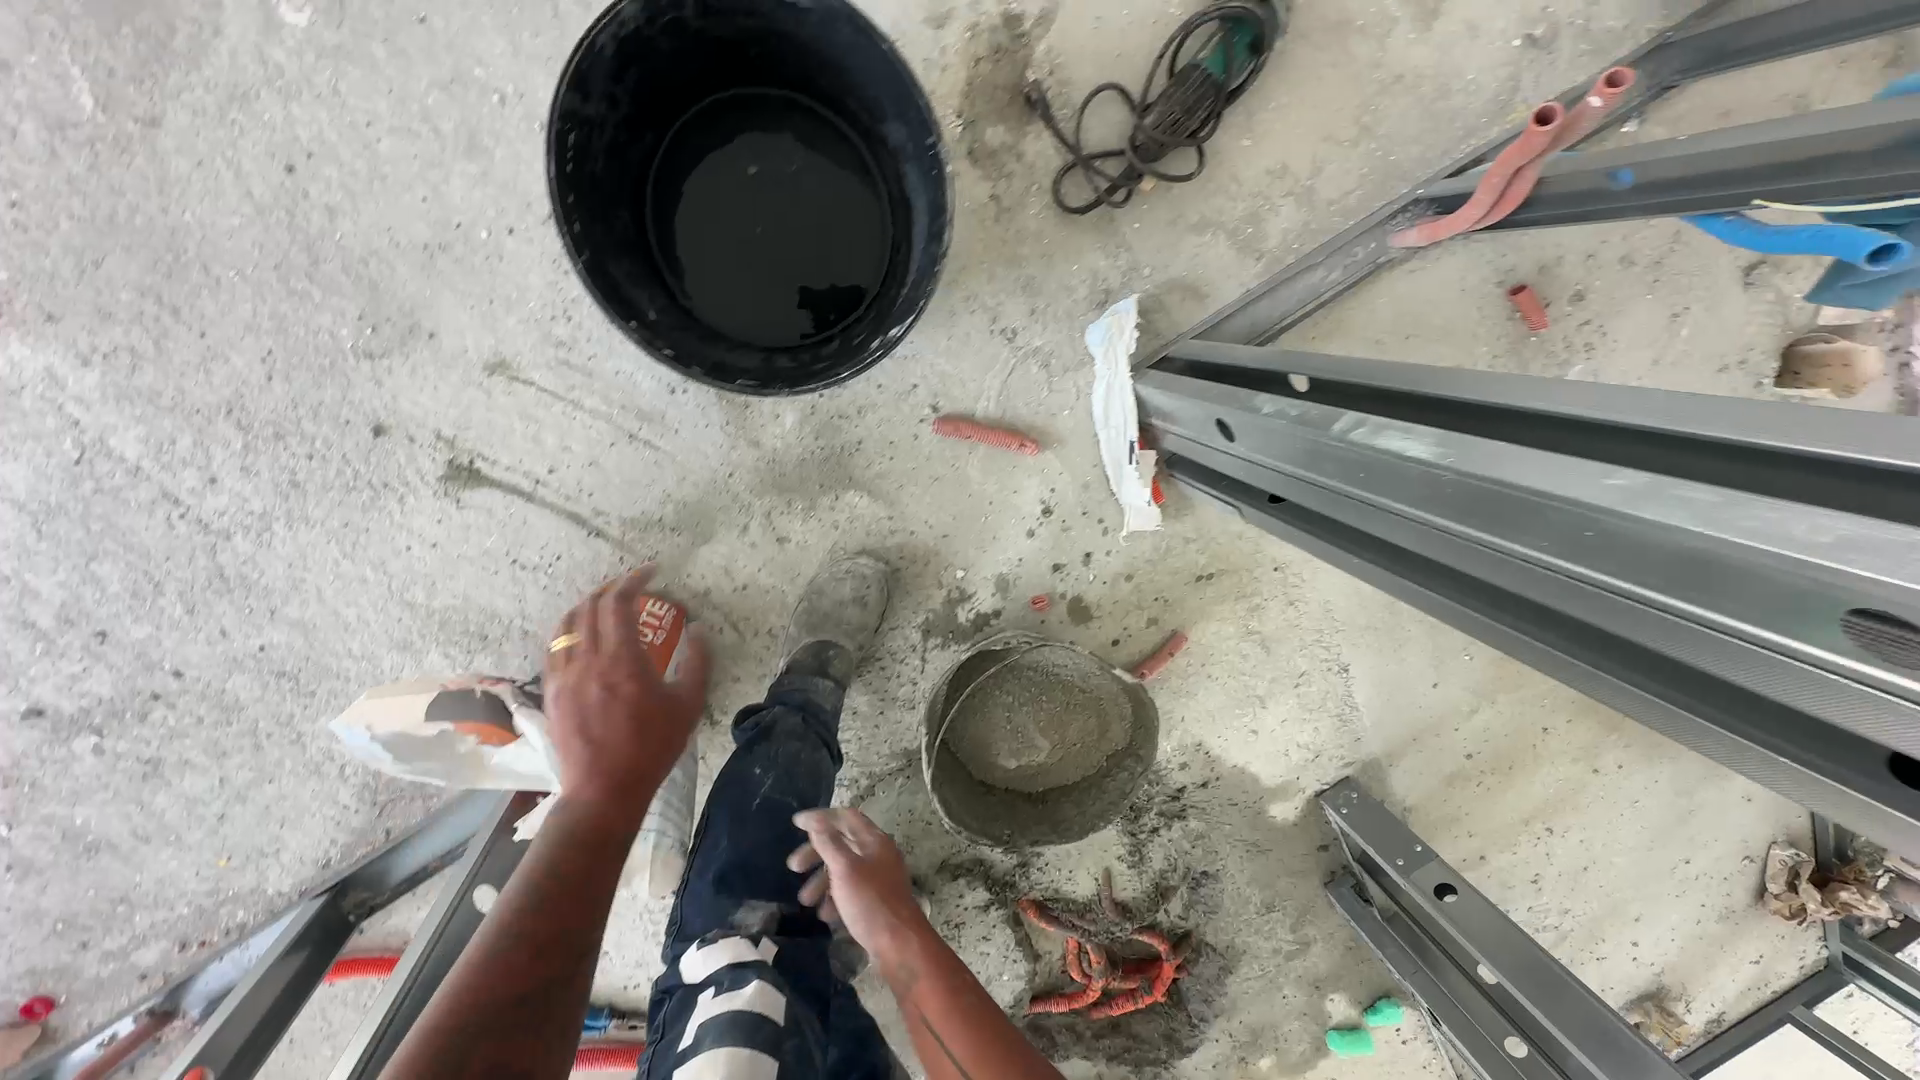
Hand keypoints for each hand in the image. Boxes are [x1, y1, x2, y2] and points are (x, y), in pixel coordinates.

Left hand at [543, 567, 709, 822]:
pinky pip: (555, 648)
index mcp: (623, 659)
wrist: (605, 790)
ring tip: (605, 604)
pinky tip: (583, 637)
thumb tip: (700, 631)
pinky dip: (570, 630)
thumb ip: (698, 662)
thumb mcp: (689, 705)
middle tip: (633, 585)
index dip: (634, 580)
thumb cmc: (652, 747)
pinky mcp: (551, 692)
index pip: (619, 602)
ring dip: (588, 605)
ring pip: (567, 624)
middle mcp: (588, 660)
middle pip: (591, 606)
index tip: (652, 572)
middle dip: (612, 587)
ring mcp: (563, 676)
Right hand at [788, 809, 928, 970]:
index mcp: (874, 841)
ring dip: (822, 881)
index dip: (820, 817)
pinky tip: (825, 914)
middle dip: (816, 854)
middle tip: (793, 868)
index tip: (795, 824)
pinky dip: (835, 898)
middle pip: (842, 843)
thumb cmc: (870, 903)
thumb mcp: (845, 870)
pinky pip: (851, 891)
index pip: (845, 817)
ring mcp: (879, 878)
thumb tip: (817, 821)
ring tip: (806, 901)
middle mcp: (878, 854)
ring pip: (844, 870)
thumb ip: (829, 843)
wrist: (899, 945)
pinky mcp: (876, 900)